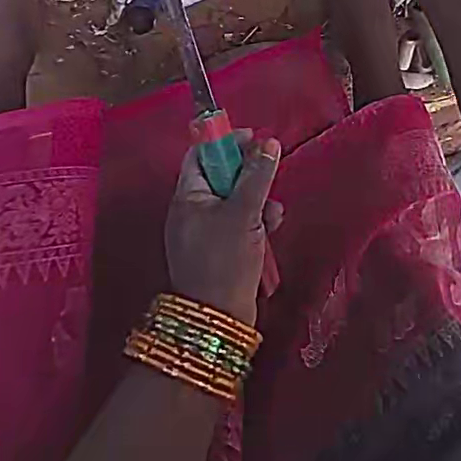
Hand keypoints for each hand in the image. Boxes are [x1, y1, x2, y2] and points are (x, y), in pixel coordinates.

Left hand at [165, 131, 282, 324]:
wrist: (217, 322)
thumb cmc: (224, 261)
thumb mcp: (243, 213)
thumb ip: (257, 175)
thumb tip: (269, 143)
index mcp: (188, 196)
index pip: (201, 155)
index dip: (225, 142)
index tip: (252, 138)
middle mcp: (193, 210)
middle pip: (221, 175)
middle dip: (248, 172)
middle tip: (269, 170)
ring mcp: (206, 231)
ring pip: (234, 199)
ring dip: (257, 198)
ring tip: (272, 210)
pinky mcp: (221, 249)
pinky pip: (239, 222)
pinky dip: (256, 219)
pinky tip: (271, 227)